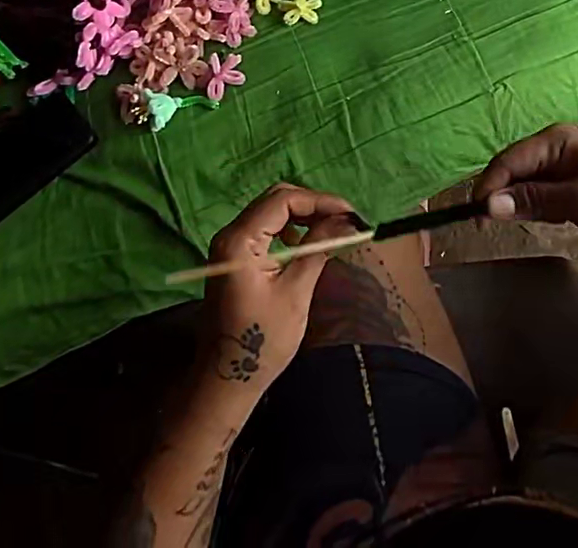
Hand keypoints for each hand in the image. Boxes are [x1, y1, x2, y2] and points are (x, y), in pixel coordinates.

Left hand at [198, 184, 359, 389]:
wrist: (227, 379)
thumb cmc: (262, 340)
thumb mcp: (296, 293)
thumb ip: (318, 248)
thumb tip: (345, 221)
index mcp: (239, 241)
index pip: (283, 201)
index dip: (320, 201)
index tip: (350, 213)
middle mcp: (230, 234)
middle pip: (275, 199)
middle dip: (312, 204)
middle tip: (343, 219)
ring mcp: (230, 245)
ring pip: (270, 210)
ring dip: (302, 214)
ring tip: (331, 227)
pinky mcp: (235, 256)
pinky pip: (265, 227)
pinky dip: (289, 227)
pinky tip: (305, 242)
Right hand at [471, 125, 577, 253]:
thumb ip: (534, 199)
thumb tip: (490, 204)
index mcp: (558, 140)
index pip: (508, 159)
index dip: (488, 186)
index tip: (475, 216)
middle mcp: (558, 148)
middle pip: (513, 169)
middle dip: (499, 195)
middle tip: (485, 226)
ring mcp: (567, 168)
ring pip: (525, 184)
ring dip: (515, 203)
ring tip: (508, 225)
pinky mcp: (574, 188)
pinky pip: (541, 195)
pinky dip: (533, 208)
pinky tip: (538, 221)